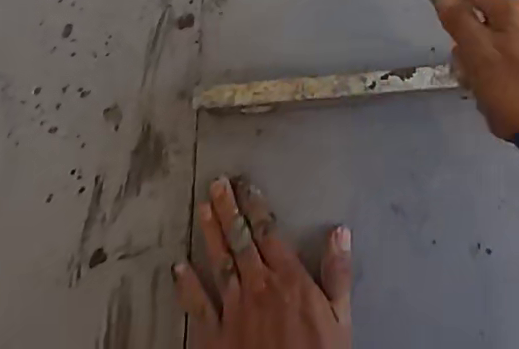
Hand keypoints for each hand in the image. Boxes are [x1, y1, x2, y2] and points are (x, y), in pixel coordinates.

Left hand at [175, 176, 351, 348]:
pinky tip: (178, 267)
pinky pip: (198, 307)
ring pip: (219, 263)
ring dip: (210, 234)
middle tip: (218, 184)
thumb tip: (340, 231)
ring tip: (202, 208)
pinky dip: (187, 286)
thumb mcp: (340, 317)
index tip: (246, 185)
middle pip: (241, 240)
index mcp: (288, 278)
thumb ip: (337, 273)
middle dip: (228, 209)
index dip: (256, 207)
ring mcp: (233, 311)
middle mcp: (258, 286)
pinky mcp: (215, 337)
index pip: (268, 232)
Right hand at [429, 0, 518, 139]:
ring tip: (483, 90)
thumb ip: (459, 21)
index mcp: (507, 8)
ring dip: (475, 65)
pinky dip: (488, 75)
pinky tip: (492, 97)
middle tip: (467, 70)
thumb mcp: (479, 53)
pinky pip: (496, 59)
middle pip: (474, 17)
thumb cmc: (515, 87)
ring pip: (483, 43)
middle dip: (462, 43)